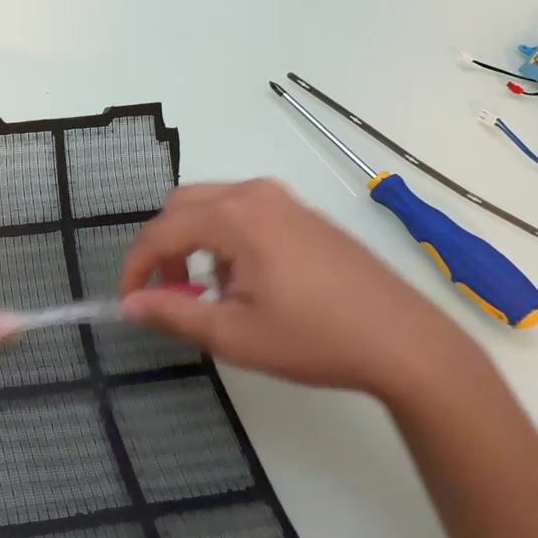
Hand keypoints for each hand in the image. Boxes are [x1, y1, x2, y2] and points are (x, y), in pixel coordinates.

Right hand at [117, 181, 483, 399]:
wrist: (407, 343)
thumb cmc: (316, 339)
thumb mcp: (235, 335)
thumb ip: (174, 314)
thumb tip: (131, 304)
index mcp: (234, 217)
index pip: (161, 231)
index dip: (136, 266)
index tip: (130, 302)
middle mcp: (254, 194)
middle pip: (182, 206)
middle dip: (164, 248)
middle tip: (170, 294)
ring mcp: (282, 199)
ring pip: (212, 205)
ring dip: (194, 242)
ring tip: (212, 293)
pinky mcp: (303, 213)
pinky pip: (243, 211)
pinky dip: (224, 237)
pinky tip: (248, 281)